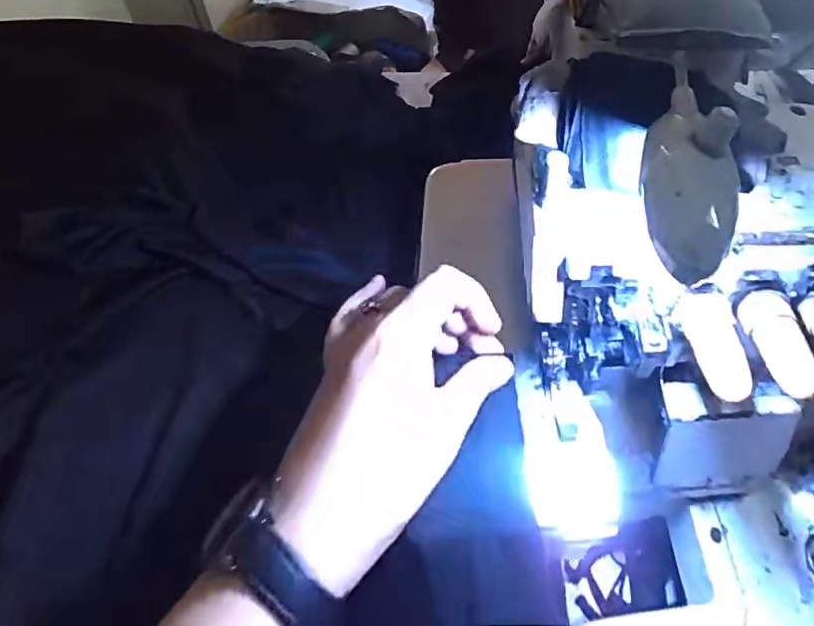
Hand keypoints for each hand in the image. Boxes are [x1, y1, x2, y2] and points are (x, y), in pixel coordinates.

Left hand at [267, 267, 514, 595]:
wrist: (314, 528)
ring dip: (430, 317)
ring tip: (451, 351)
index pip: (446, 284)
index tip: (493, 336)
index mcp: (398, 334)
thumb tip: (500, 363)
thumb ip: (477, 380)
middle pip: (422, 292)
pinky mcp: (332, 368)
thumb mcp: (447, 422)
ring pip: (395, 305)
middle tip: (481, 350)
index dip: (478, 300)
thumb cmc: (390, 470)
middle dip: (459, 312)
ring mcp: (344, 347)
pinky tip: (388, 305)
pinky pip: (355, 318)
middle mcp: (368, 329)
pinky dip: (378, 306)